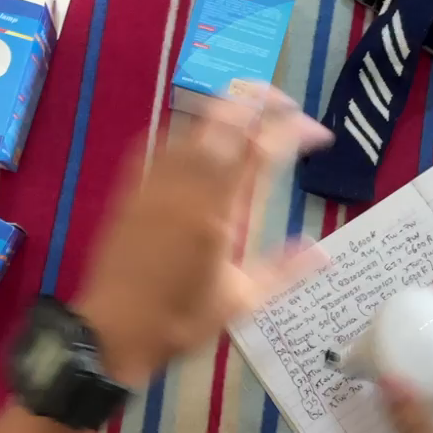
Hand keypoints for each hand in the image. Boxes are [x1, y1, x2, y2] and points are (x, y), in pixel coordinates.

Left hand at [74, 84, 331, 386]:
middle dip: (261, 102)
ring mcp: (155, 182)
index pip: (262, 151)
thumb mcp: (239, 302)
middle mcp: (186, 187)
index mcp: (218, 213)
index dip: (294, 131)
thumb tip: (322, 252)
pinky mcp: (132, 187)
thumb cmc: (177, 321)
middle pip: (225, 119)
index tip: (317, 133)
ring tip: (250, 113)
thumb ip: (283, 270)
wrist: (111, 330)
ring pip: (192, 123)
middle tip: (285, 107)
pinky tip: (200, 137)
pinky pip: (160, 140)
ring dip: (226, 110)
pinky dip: (187, 129)